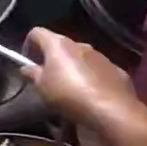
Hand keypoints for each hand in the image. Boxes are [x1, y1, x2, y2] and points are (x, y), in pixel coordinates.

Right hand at [21, 27, 145, 134]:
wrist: (114, 112)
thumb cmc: (69, 95)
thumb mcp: (41, 87)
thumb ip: (32, 74)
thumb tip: (27, 68)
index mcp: (58, 44)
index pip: (37, 32)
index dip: (29, 44)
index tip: (29, 61)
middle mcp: (81, 45)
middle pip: (61, 45)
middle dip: (53, 58)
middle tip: (49, 77)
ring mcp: (102, 58)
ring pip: (82, 57)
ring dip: (74, 68)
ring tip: (72, 88)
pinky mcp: (119, 72)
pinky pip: (100, 70)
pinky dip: (93, 78)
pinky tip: (92, 95)